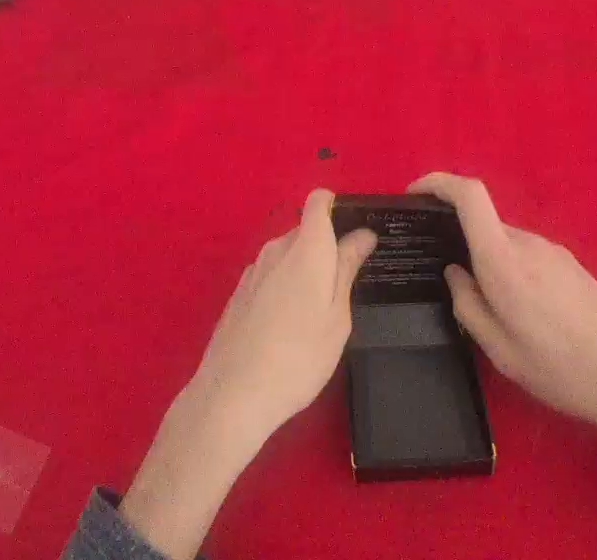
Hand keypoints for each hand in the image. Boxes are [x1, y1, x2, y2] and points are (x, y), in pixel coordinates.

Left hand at [120, 189, 376, 559]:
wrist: (233, 394)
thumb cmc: (299, 357)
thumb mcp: (337, 317)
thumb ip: (347, 269)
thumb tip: (362, 233)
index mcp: (305, 249)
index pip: (318, 202)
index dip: (338, 207)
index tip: (357, 231)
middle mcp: (276, 249)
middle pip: (305, 230)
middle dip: (327, 246)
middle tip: (350, 281)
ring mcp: (253, 271)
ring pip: (287, 254)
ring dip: (306, 268)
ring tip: (323, 308)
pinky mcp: (240, 293)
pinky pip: (271, 274)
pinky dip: (286, 285)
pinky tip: (292, 322)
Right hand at [412, 172, 596, 528]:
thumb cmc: (563, 369)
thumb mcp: (500, 350)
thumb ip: (468, 305)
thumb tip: (455, 273)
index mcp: (504, 260)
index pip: (470, 195)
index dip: (437, 183)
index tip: (412, 196)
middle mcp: (529, 244)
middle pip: (483, 223)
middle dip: (456, 240)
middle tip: (442, 280)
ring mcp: (554, 253)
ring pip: (504, 244)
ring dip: (486, 262)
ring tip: (483, 308)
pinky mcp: (570, 268)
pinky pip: (525, 257)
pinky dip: (508, 271)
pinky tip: (517, 313)